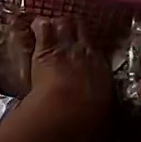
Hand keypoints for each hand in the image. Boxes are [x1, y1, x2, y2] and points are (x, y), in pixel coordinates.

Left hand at [23, 17, 109, 138]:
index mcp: (102, 68)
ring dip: (58, 24)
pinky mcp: (45, 49)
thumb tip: (103, 117)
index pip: (98, 51)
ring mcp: (65, 47)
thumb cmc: (86, 117)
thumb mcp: (100, 112)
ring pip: (64, 23)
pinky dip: (40, 26)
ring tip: (51, 27)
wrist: (68, 109)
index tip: (84, 49)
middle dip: (74, 28)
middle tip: (66, 31)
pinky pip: (43, 28)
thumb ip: (99, 106)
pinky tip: (37, 25)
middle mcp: (86, 52)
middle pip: (82, 29)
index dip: (89, 48)